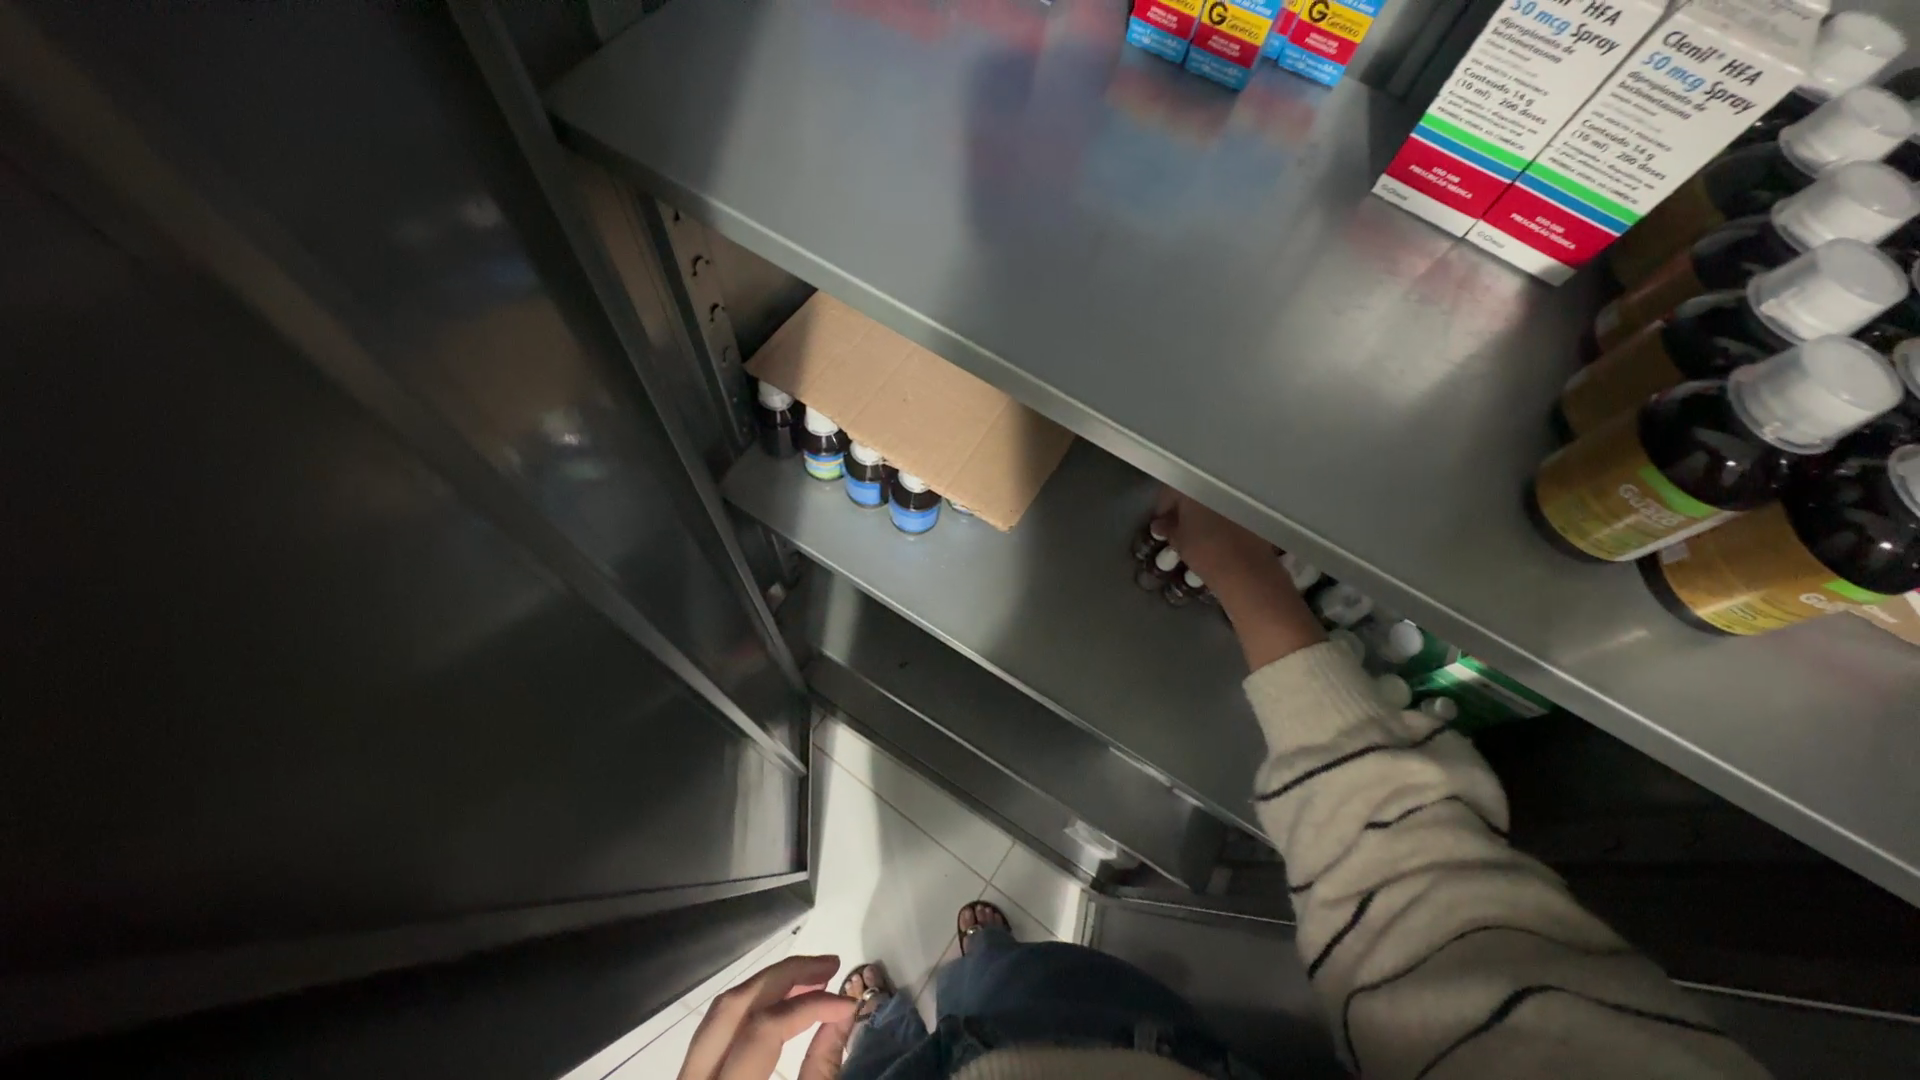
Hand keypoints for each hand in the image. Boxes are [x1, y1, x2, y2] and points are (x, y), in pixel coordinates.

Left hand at [678, 955, 856, 1079]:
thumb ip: (821, 1070)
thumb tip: (842, 1014)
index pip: (766, 1029)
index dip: (812, 1007)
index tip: (847, 1004)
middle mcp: (694, 1077)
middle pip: (735, 1005)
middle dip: (786, 976)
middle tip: (829, 965)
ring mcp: (685, 1075)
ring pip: (721, 1011)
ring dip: (769, 987)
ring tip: (811, 978)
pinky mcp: (690, 1075)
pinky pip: (718, 1028)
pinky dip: (753, 1008)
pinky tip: (782, 1005)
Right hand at [1159, 494, 1286, 603]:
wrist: (1247, 571)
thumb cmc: (1205, 553)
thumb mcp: (1179, 542)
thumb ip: (1167, 528)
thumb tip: (1159, 524)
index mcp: (1194, 488)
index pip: (1170, 491)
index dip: (1162, 508)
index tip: (1159, 525)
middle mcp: (1217, 486)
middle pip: (1193, 492)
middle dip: (1182, 509)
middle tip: (1175, 529)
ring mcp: (1237, 497)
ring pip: (1212, 500)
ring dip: (1202, 513)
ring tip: (1195, 534)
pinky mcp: (1253, 511)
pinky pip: (1229, 510)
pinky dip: (1219, 519)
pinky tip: (1216, 536)